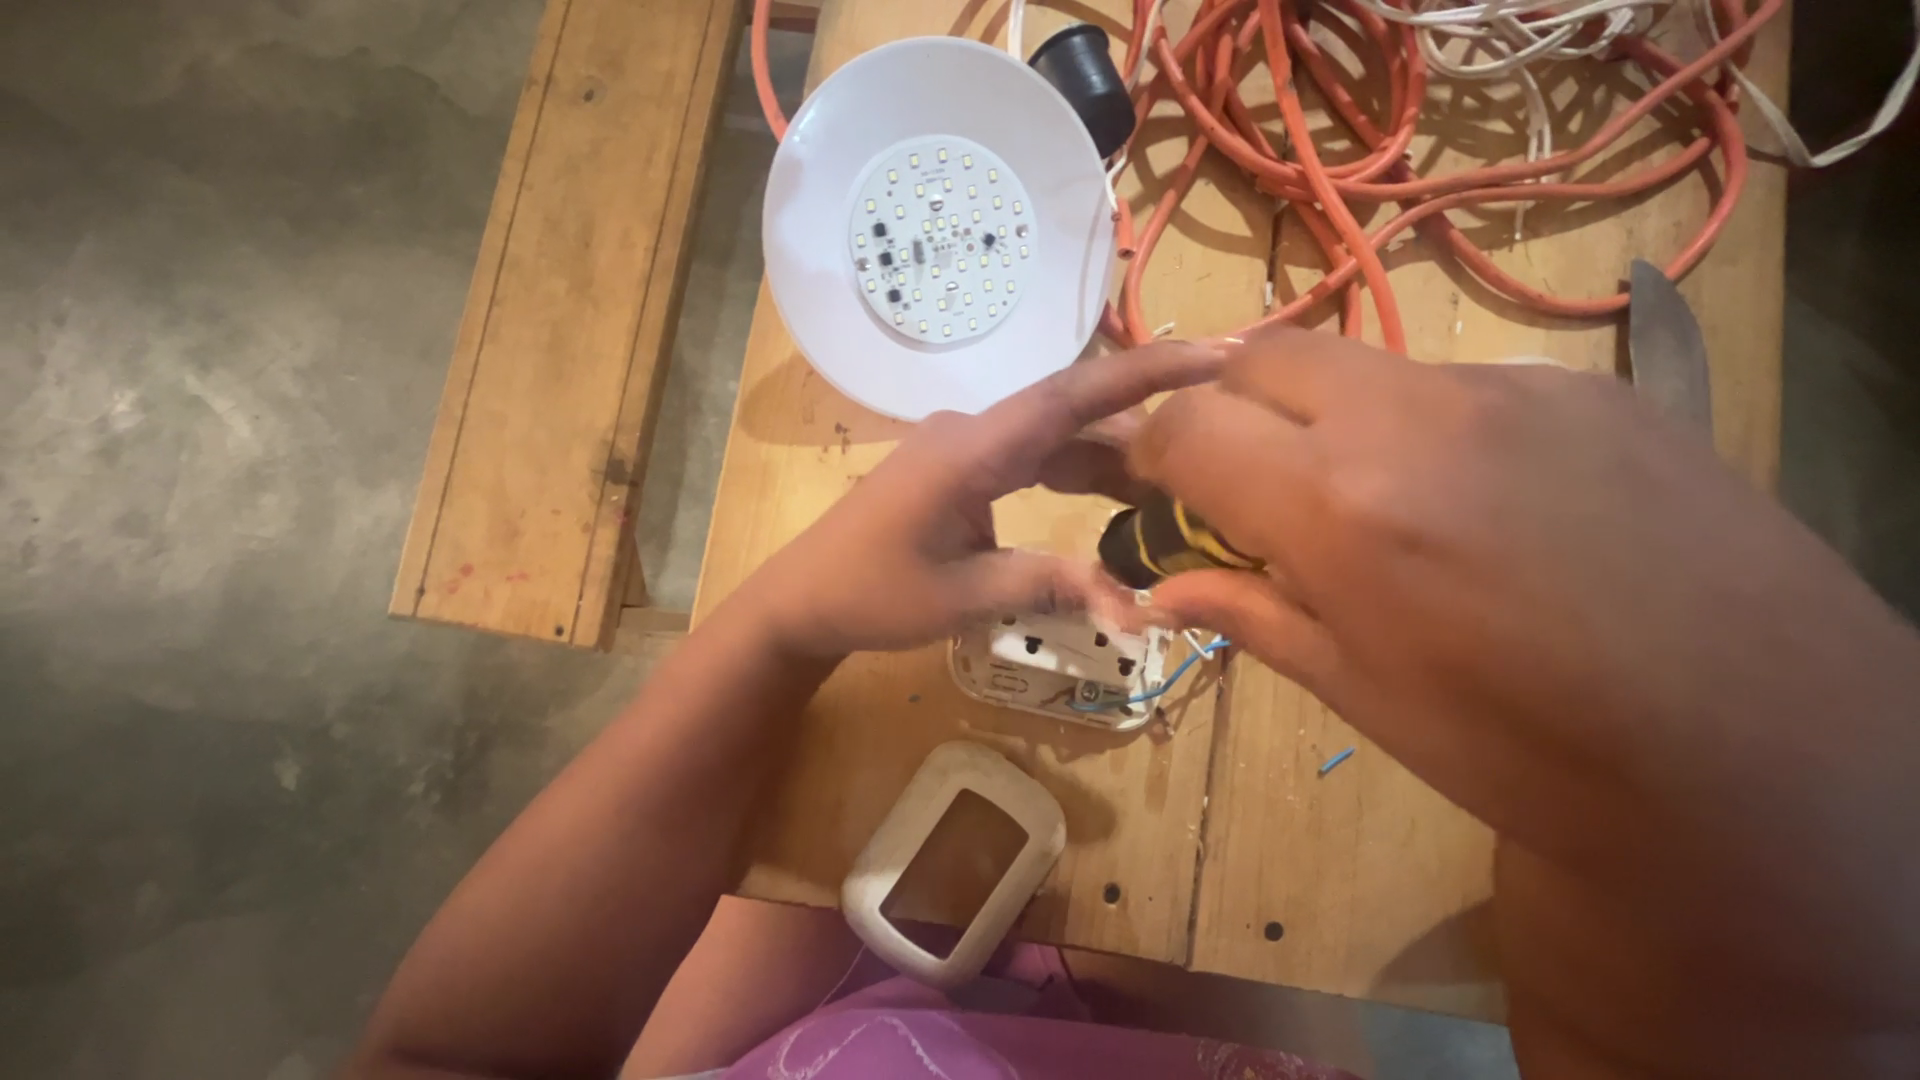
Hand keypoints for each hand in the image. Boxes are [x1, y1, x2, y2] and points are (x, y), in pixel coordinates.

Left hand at [733, 341, 1224, 658]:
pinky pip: (1033, 457)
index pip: (1071, 396)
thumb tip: (1132, 604)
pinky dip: (1077, 474)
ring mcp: (966, 447)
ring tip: (1177, 485)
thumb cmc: (871, 595)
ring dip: (1112, 457)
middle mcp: (972, 432)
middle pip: (1072, 413)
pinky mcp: (962, 468)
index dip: (1145, 372)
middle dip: (1143, 428)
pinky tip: (1115, 500)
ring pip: (1056, 436)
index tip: (1215, 358)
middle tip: (1216, 451)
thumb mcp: (962, 597)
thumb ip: (1047, 584)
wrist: (801, 598)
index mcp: (971, 449)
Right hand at [1128, 328, 1919, 1078]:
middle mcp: (1412, 417)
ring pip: (1357, 364)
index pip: (1187, 425)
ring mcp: (1509, 387)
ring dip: (1318, 414)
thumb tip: (1153, 590)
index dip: (1150, 450)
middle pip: (1260, 356)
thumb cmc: (1519, 748)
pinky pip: (1453, 384)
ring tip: (1360, 498)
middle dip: (1222, 405)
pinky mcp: (1588, 386)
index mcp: (1339, 508)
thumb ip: (1243, 611)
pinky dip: (1414, 425)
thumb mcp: (1354, 690)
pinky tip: (1470, 501)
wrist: (1770, 760)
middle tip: (1238, 476)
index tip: (1155, 485)